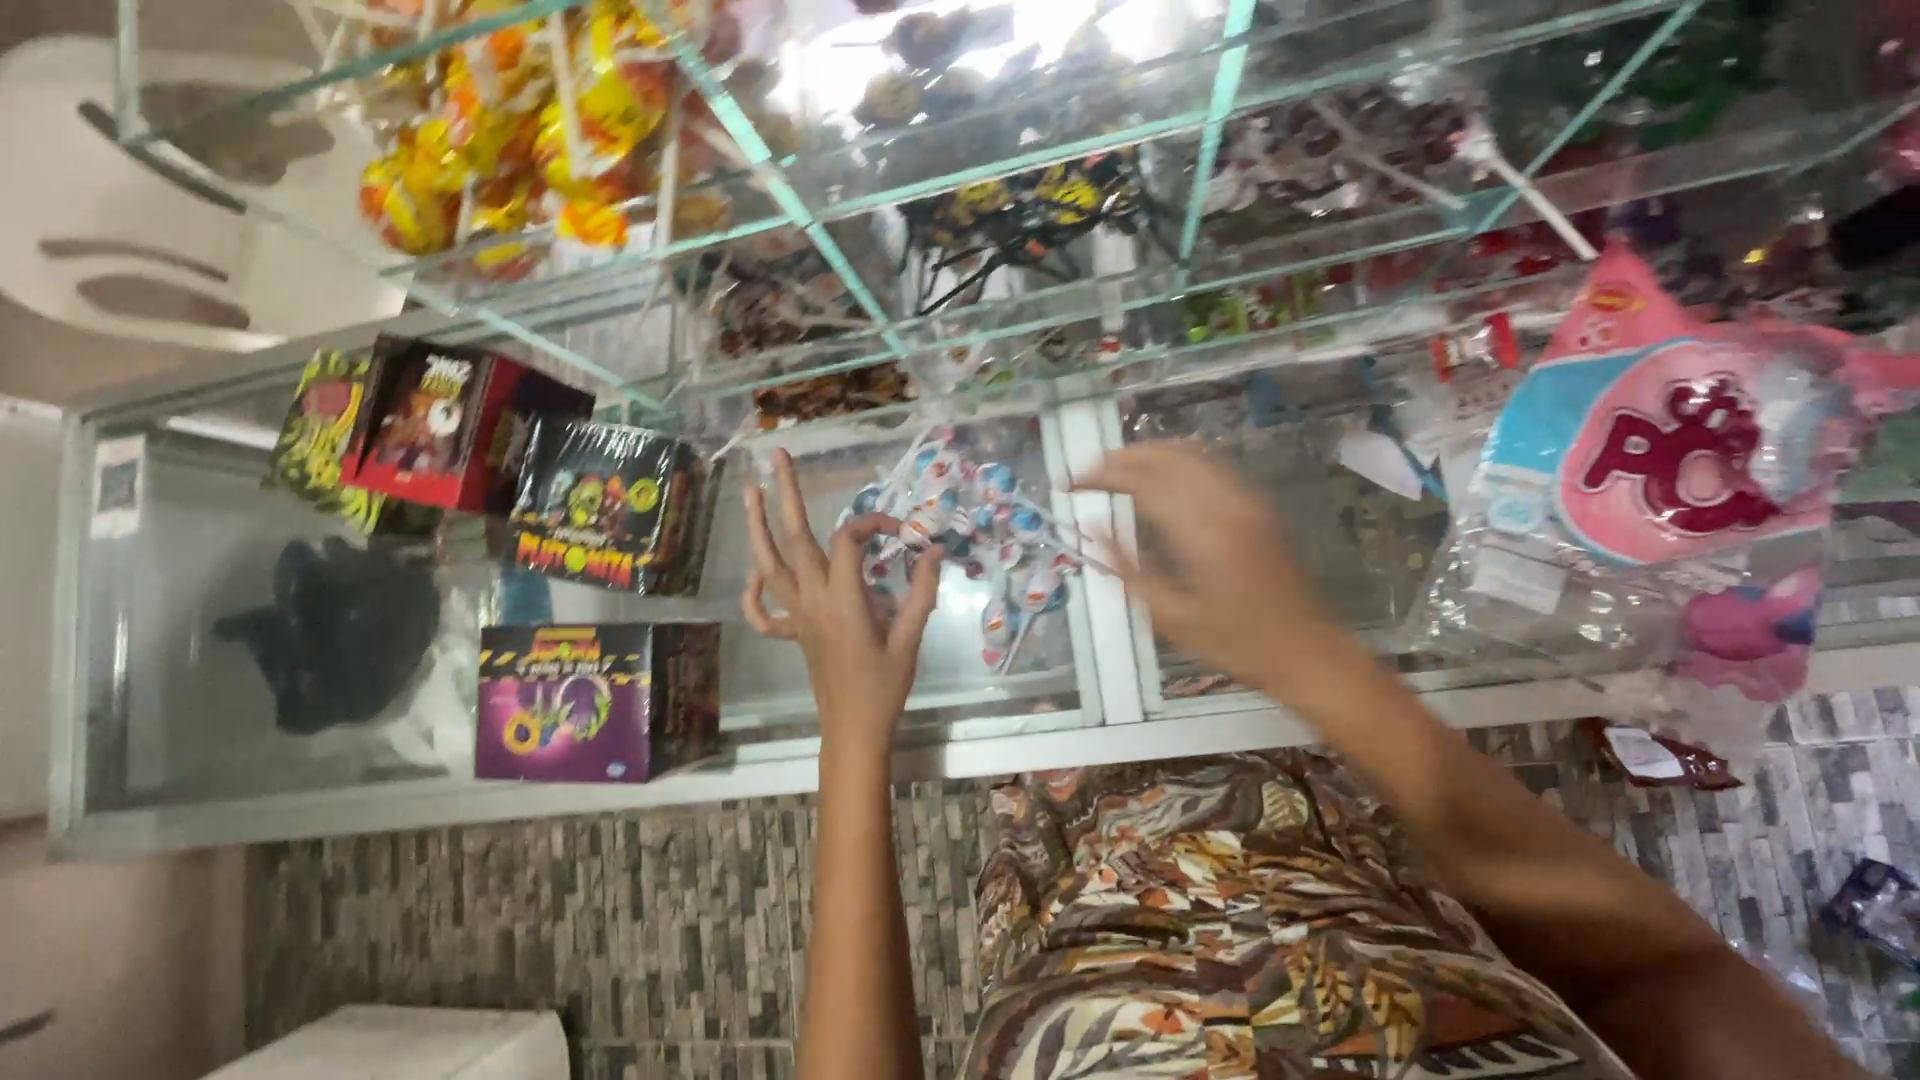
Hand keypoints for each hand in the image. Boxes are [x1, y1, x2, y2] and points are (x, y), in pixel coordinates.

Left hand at [741, 450, 941, 755]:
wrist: (853, 728)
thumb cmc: (885, 686)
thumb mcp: (910, 638)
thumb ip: (922, 591)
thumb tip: (934, 549)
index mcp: (842, 599)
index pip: (848, 541)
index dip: (872, 523)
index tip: (900, 530)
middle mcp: (812, 600)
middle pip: (794, 537)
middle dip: (785, 493)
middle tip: (777, 455)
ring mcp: (796, 616)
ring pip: (768, 565)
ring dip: (757, 527)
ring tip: (750, 490)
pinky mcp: (792, 633)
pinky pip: (763, 611)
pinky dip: (753, 589)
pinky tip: (756, 571)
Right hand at [1078, 440, 1355, 699]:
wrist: (1307, 652)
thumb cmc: (1236, 644)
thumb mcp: (1170, 617)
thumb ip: (1127, 568)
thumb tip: (1092, 530)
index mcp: (1201, 531)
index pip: (1141, 481)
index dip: (1100, 475)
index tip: (1070, 484)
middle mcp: (1226, 502)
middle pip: (1166, 455)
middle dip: (1121, 457)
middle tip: (1088, 471)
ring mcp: (1247, 500)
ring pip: (1191, 453)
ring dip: (1150, 453)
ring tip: (1116, 469)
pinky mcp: (1259, 506)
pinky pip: (1211, 465)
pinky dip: (1178, 461)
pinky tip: (1161, 477)